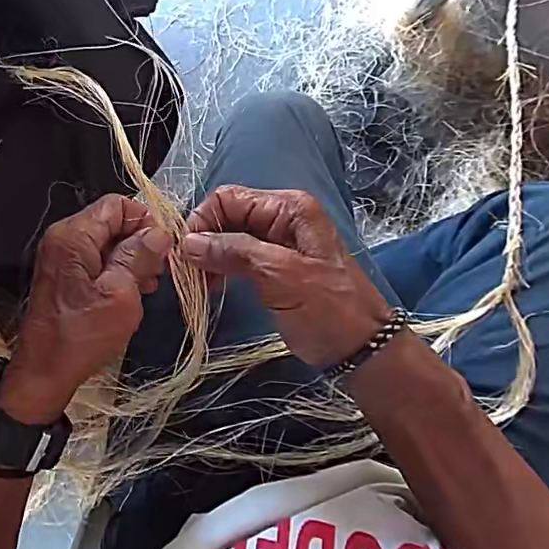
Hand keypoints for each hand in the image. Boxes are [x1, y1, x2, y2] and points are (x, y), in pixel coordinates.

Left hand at [3, 194, 174, 423]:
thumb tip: (158, 232)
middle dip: (138, 241)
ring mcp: (60, 255)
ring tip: (146, 285)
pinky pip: (95, 257)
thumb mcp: (120, 294)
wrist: (45, 370)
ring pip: (105, 240)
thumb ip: (139, 256)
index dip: (144, 220)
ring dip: (129, 258)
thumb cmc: (82, 334)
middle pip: (110, 221)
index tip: (161, 249)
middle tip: (156, 272)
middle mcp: (62, 237)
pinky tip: (129, 291)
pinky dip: (115, 269)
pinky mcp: (62, 273)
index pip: (116, 204)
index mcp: (73, 235)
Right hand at [178, 185, 390, 366]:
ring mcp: (275, 242)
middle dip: (202, 241)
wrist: (361, 349)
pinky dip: (218, 268)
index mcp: (288, 208)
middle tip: (189, 273)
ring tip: (200, 283)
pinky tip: (212, 286)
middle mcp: (280, 218)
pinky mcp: (270, 266)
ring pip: (225, 238)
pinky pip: (234, 257)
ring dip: (207, 257)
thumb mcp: (281, 275)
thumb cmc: (328, 309)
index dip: (202, 221)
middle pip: (224, 216)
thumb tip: (188, 243)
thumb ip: (235, 252)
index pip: (227, 199)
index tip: (186, 254)